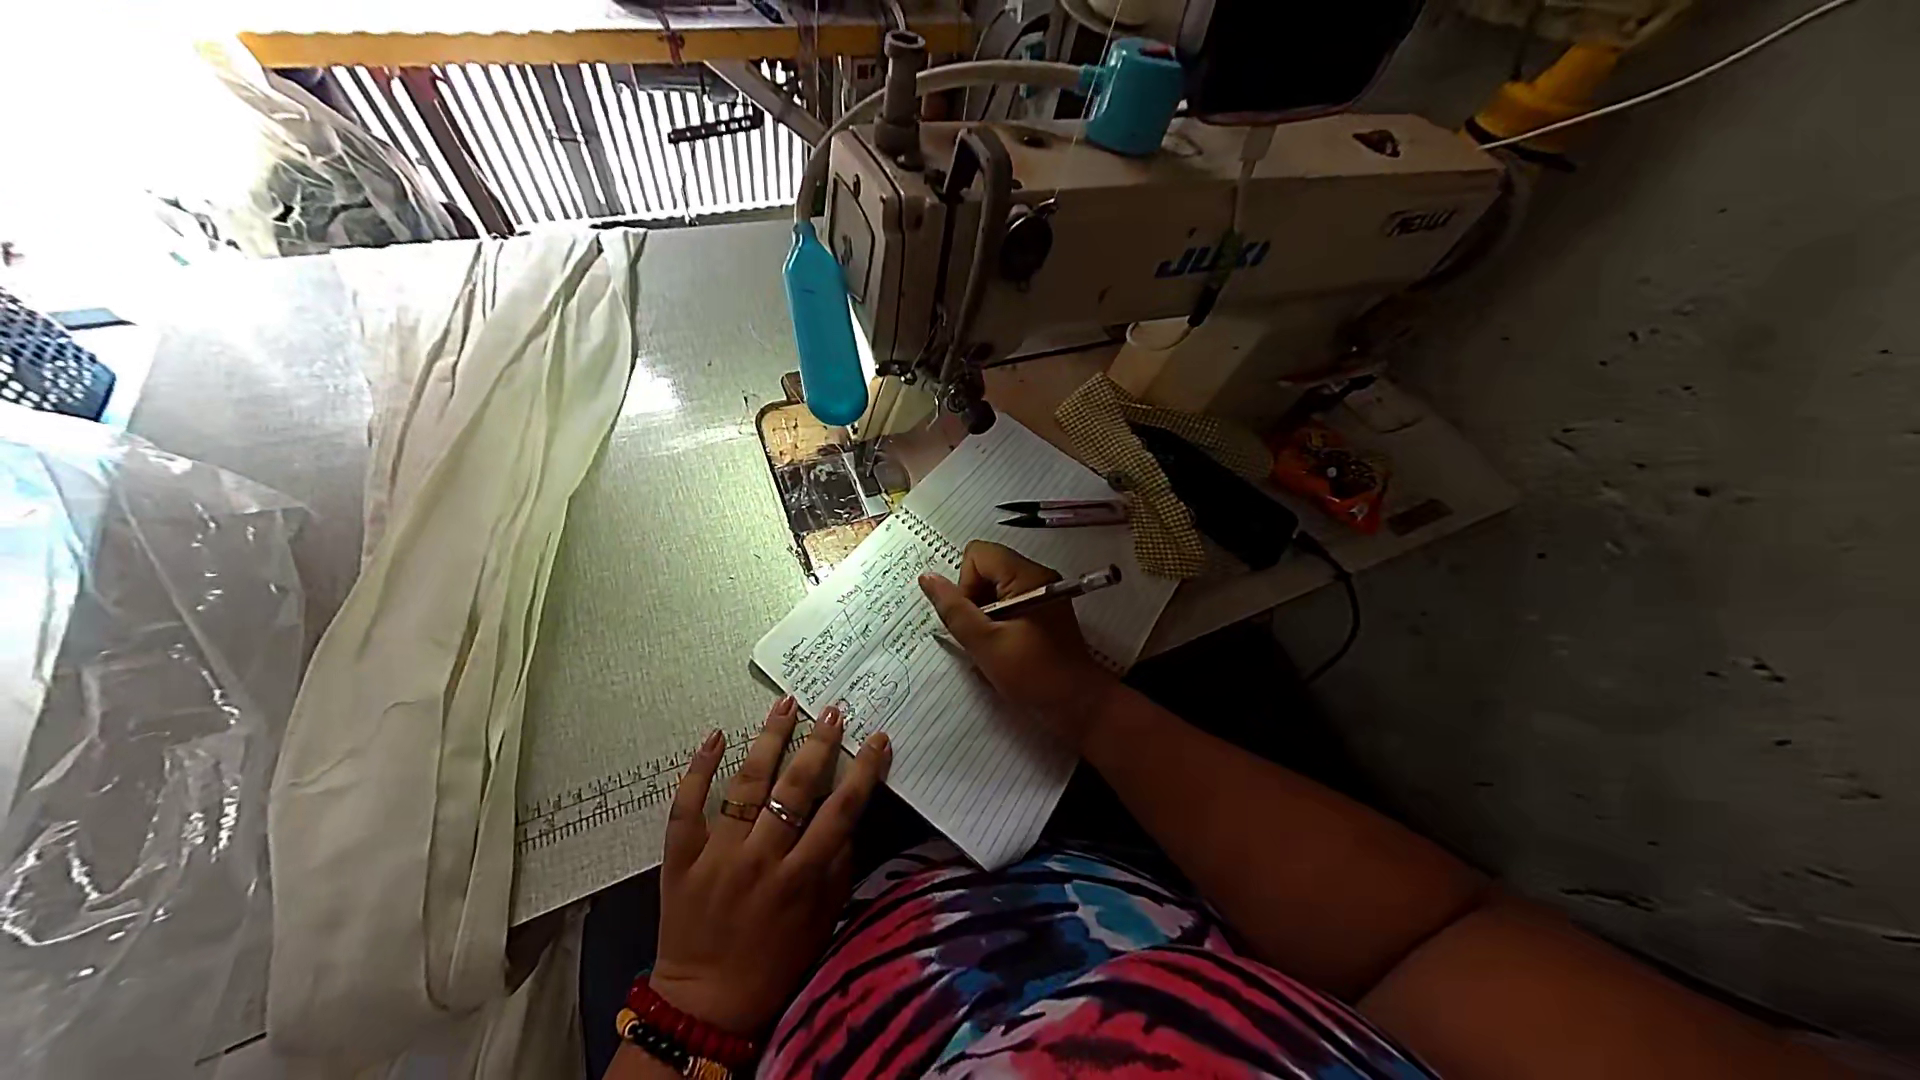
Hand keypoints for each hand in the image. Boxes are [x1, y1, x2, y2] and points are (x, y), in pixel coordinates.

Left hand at [650, 697, 890, 1034]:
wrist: (706, 1005)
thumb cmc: (777, 960)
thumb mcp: (823, 918)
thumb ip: (839, 864)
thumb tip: (848, 812)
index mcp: (802, 877)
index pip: (841, 810)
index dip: (864, 770)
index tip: (877, 738)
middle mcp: (762, 859)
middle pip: (795, 788)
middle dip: (819, 743)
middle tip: (832, 710)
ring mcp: (718, 856)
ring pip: (746, 784)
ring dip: (769, 740)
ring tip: (785, 704)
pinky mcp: (681, 858)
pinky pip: (686, 806)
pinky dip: (699, 769)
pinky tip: (715, 735)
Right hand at [918, 540, 1117, 750]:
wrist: (1077, 704)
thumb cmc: (1032, 674)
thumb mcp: (985, 643)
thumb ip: (953, 609)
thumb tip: (927, 578)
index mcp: (1027, 576)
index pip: (977, 554)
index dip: (965, 583)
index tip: (973, 619)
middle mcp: (1036, 575)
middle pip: (985, 568)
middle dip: (973, 600)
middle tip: (982, 635)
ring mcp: (1041, 592)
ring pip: (993, 587)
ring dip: (983, 614)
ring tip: (992, 644)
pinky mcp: (1042, 609)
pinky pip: (1007, 601)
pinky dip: (996, 621)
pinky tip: (1002, 647)